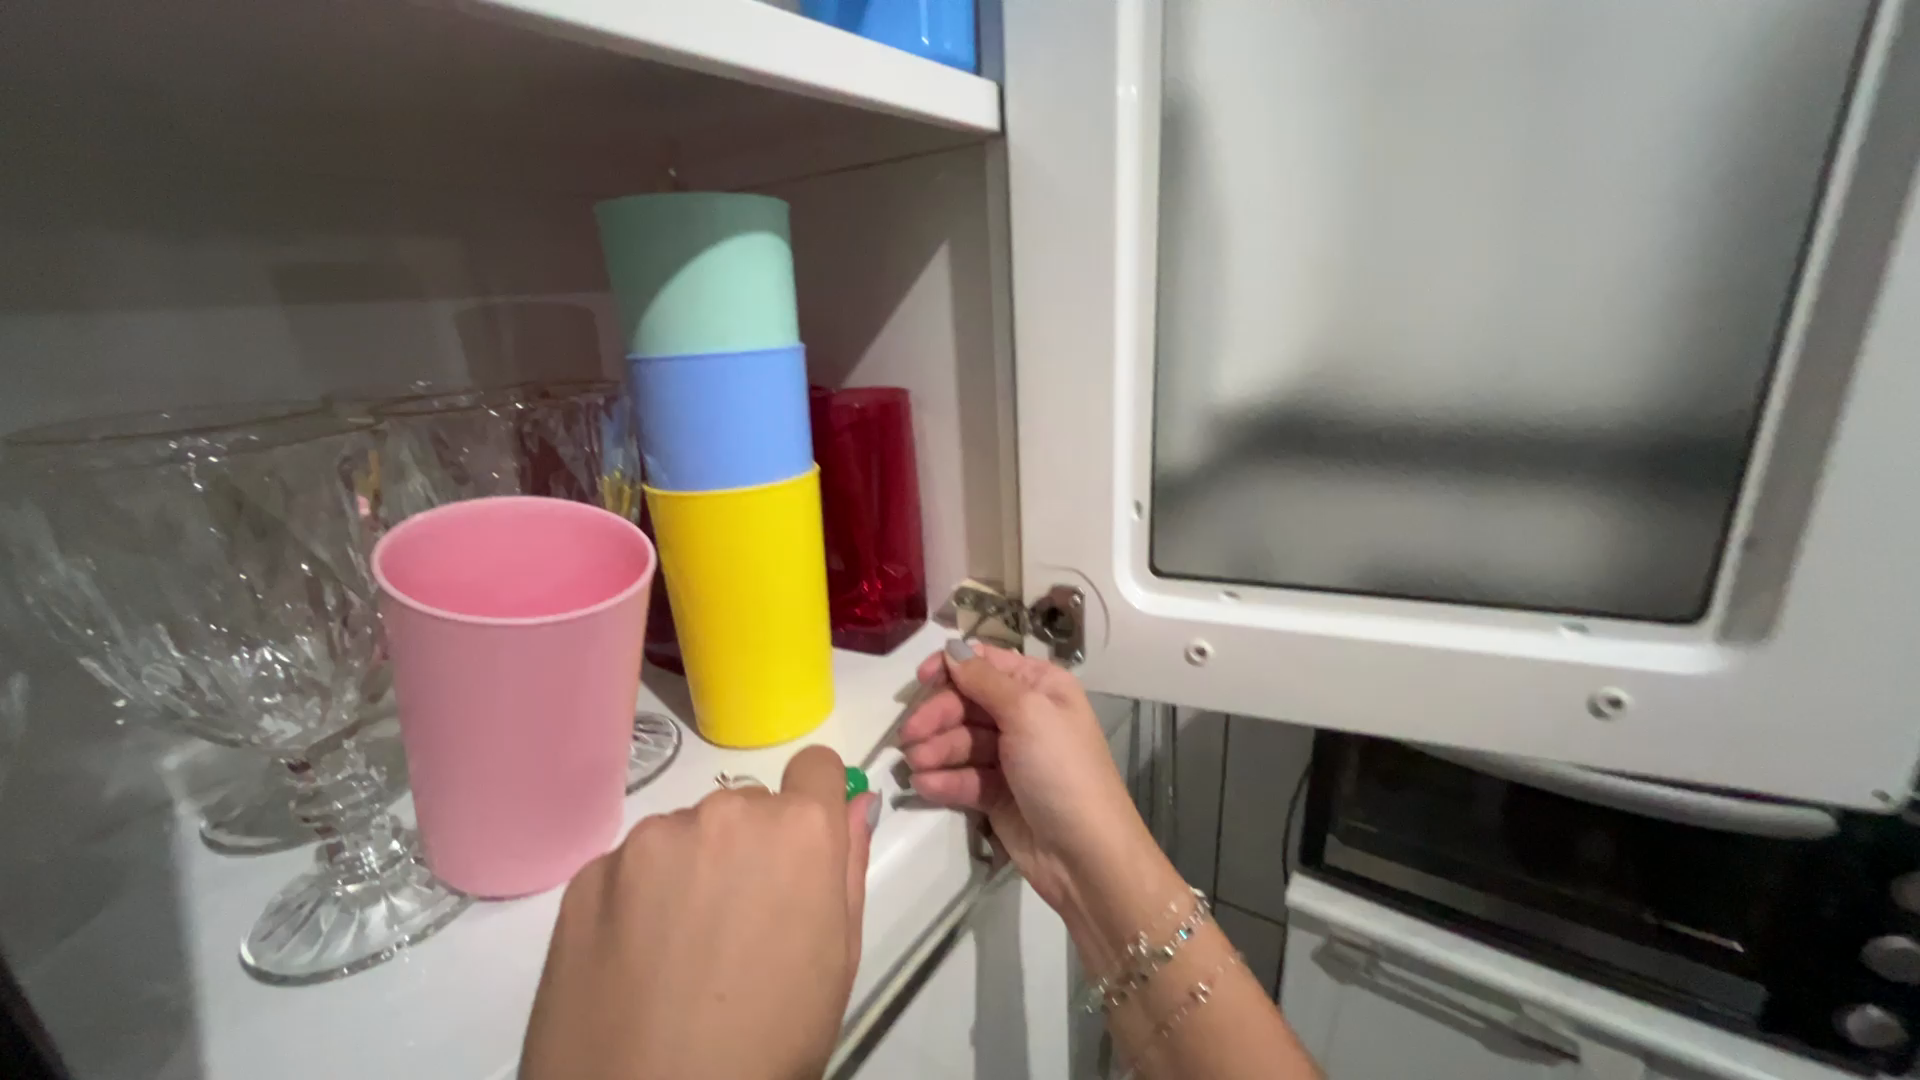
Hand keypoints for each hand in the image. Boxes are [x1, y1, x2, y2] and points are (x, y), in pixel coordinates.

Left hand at [521, 746, 878, 1079]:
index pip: (817, 766)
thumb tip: (857, 803)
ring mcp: (651, 839)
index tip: (800, 848)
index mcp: (799, 830)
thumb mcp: (836, 961)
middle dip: (751, 847)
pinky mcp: (591, 872)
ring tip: (677, 951)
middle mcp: (726, 811)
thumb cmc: (769, 1046)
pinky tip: (632, 960)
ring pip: (688, 832)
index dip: (815, 800)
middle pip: (749, 805)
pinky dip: (637, 896)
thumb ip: (849, 865)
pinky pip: (631, 864)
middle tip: (735, 927)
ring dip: (692, 869)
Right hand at [898, 640, 1154, 921]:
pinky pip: (964, 776)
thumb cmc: (1062, 770)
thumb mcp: (1028, 713)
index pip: (986, 663)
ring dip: (935, 749)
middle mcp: (1025, 715)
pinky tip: (925, 786)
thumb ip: (985, 679)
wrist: (1086, 855)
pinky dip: (944, 779)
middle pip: (967, 702)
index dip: (950, 667)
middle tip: (909, 737)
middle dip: (937, 716)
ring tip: (916, 765)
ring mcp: (1010, 756)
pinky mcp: (997, 793)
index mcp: (1040, 686)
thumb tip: (952, 649)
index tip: (919, 680)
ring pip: (961, 740)